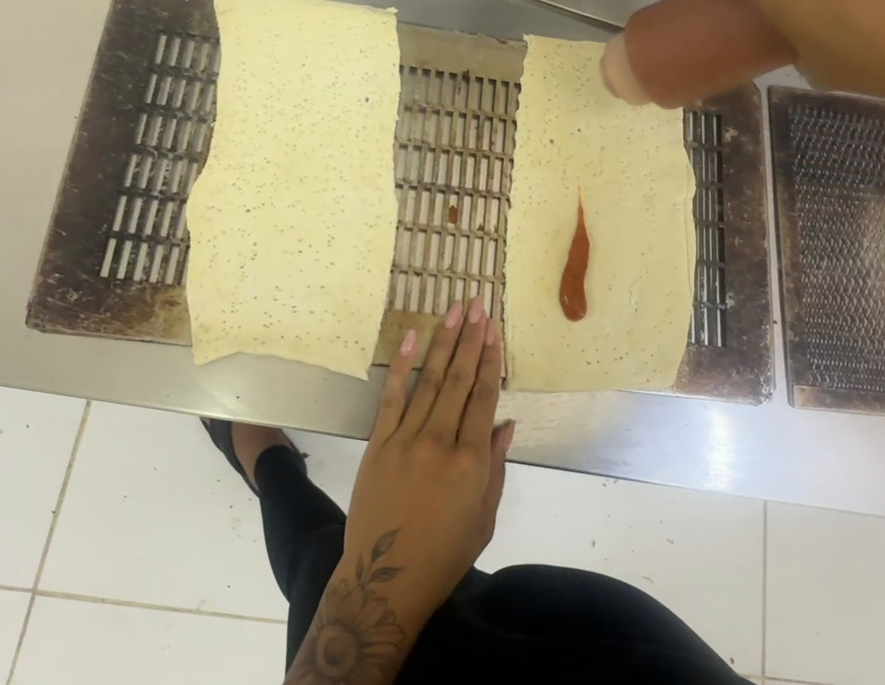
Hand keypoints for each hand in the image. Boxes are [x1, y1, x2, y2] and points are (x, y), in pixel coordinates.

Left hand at [344, 298, 511, 619]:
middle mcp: (440, 442)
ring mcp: (406, 439)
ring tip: (453, 311)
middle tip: (477, 304)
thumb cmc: (444, 554)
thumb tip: (506, 425)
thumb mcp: (484, 517)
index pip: (484, 398)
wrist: (386, 579)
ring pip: (429, 381)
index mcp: (472, 462)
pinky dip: (401, 367)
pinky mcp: (378, 443)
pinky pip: (391, 398)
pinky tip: (410, 339)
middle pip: (458, 380)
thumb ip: (496, 468)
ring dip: (442, 343)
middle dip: (470, 338)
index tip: (494, 329)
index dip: (490, 360)